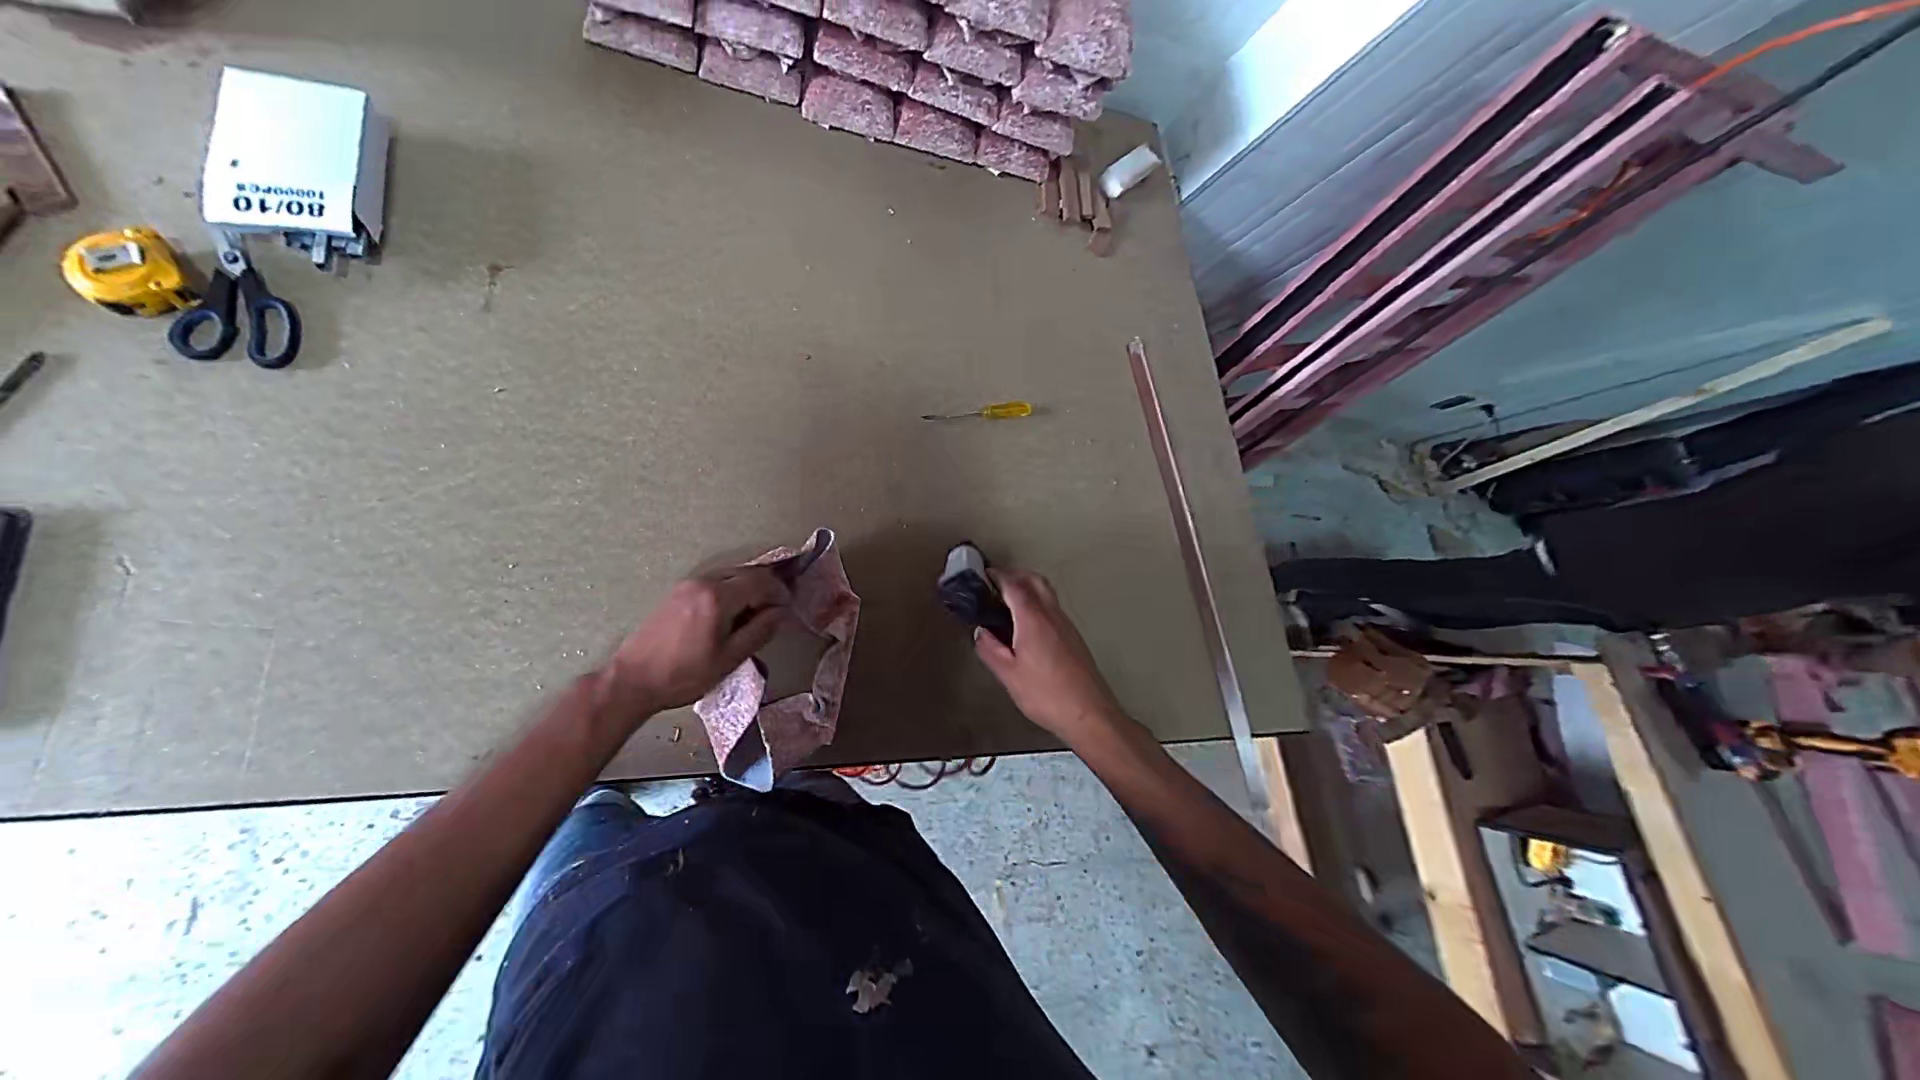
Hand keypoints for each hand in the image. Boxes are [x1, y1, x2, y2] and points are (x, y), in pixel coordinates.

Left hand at [604, 567, 790, 716]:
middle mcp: (702, 583)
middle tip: (774, 612)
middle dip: (765, 589)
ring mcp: (686, 585)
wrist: (633, 681)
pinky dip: (729, 592)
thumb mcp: (730, 658)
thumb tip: (780, 612)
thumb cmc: (684, 675)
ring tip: (753, 616)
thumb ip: (760, 631)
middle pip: (745, 574)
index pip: (761, 581)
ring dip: (747, 590)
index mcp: (718, 597)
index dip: (779, 592)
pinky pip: (713, 584)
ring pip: (729, 577)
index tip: (787, 607)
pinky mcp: (676, 593)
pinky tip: (729, 616)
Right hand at [973, 569, 1124, 742]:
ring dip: (1028, 587)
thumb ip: (990, 650)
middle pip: (1035, 580)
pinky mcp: (1073, 638)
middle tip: (998, 580)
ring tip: (1010, 600)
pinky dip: (1038, 604)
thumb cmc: (1050, 695)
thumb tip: (982, 634)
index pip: (1013, 585)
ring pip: (1046, 593)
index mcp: (1033, 620)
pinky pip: (1053, 609)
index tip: (986, 575)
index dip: (998, 576)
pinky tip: (1028, 623)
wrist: (1088, 713)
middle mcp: (1052, 616)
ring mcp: (1066, 625)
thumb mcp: (1008, 675)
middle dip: (1015, 574)